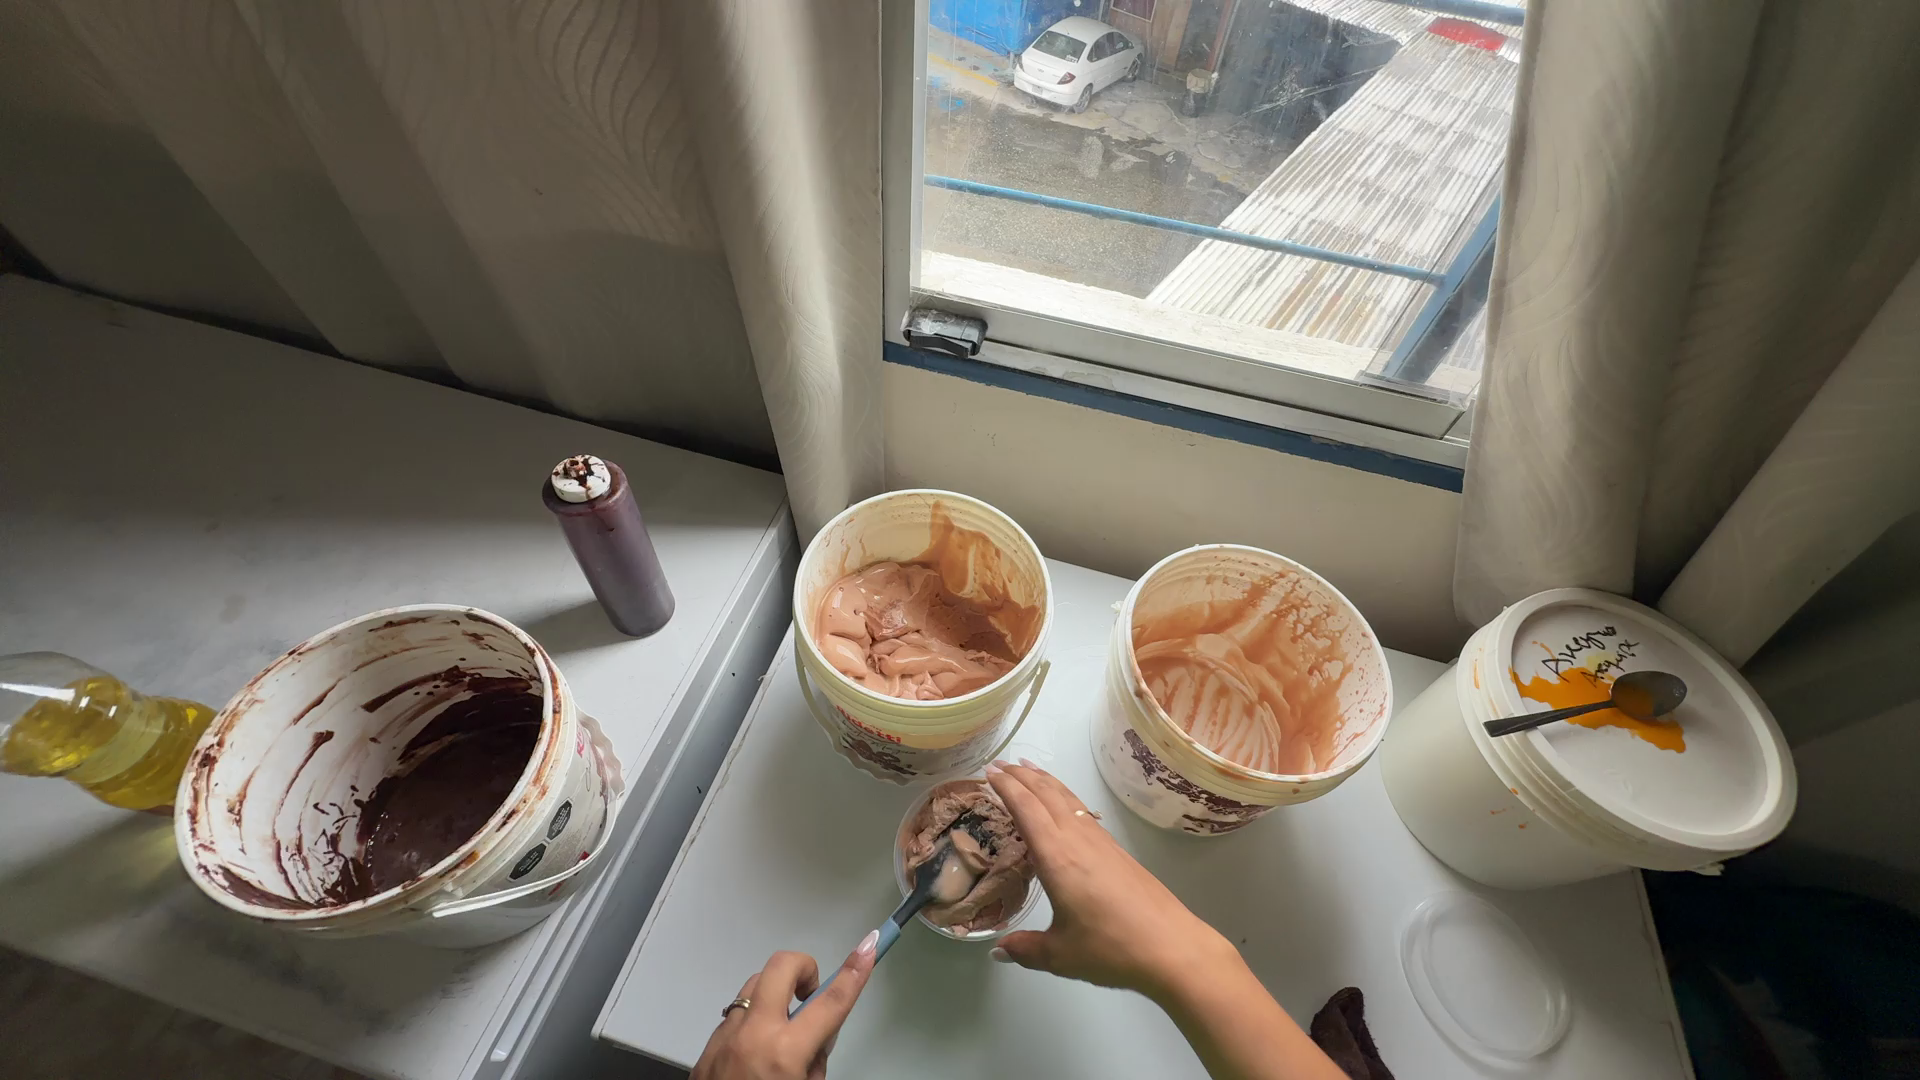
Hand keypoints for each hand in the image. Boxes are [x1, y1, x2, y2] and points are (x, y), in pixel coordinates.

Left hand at [692, 934, 877, 1079]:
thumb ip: (815, 1059)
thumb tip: (816, 1031)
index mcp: (784, 1054)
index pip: (831, 1001)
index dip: (855, 971)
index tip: (869, 945)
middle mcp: (753, 1035)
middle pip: (782, 965)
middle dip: (803, 968)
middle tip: (809, 996)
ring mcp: (725, 1038)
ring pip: (755, 984)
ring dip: (774, 995)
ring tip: (779, 1030)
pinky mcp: (706, 1048)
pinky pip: (736, 1015)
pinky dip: (752, 1022)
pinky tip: (753, 1055)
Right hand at [985, 760, 1236, 1002]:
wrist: (1171, 945)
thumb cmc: (1111, 947)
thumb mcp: (1060, 955)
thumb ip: (1026, 949)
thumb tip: (997, 951)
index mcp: (1056, 856)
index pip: (1025, 808)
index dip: (1006, 787)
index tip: (989, 772)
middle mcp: (1076, 838)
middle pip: (1044, 793)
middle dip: (1020, 775)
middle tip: (1000, 764)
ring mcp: (1098, 839)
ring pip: (1065, 796)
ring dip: (1043, 779)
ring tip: (1027, 768)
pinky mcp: (1114, 848)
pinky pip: (1079, 808)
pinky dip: (1062, 794)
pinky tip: (1062, 801)